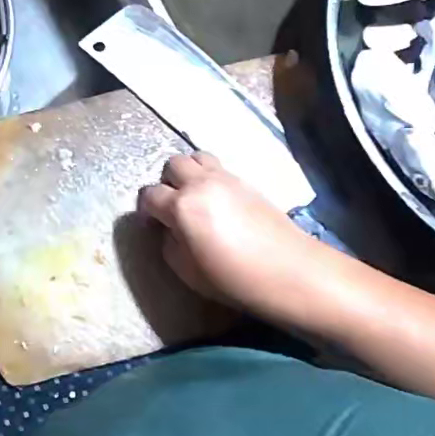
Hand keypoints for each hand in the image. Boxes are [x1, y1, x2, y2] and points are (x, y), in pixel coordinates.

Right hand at [137, 153, 324, 315]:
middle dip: (166, 183)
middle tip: (173, 207)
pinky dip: (209, 176)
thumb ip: (170, 244)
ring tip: (195, 196)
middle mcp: (201, 183)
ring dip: (189, 172)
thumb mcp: (187, 271)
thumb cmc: (233, 278)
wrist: (289, 270)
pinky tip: (217, 201)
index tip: (152, 225)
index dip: (146, 210)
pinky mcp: (246, 180)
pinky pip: (218, 167)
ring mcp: (226, 178)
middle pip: (173, 164)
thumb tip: (170, 229)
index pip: (150, 194)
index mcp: (181, 206)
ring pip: (196, 157)